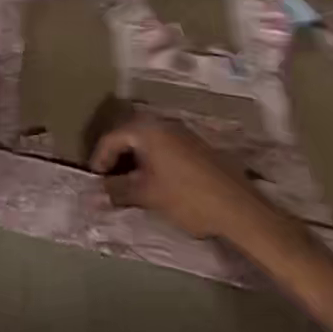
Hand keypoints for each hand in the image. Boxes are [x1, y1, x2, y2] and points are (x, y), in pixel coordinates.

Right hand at [89, 115, 270, 240]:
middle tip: (109, 180)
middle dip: (116, 157)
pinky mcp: (196, 146)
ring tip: (129, 184)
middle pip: (129, 135)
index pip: (112, 137)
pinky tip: (154, 182)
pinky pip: (164, 146)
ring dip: (134, 159)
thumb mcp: (147, 196)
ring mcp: (183, 133)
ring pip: (148, 141)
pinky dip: (152, 160)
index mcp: (149, 130)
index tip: (94, 180)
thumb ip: (118, 190)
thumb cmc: (187, 198)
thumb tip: (97, 191)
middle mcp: (164, 124)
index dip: (99, 158)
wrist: (238, 207)